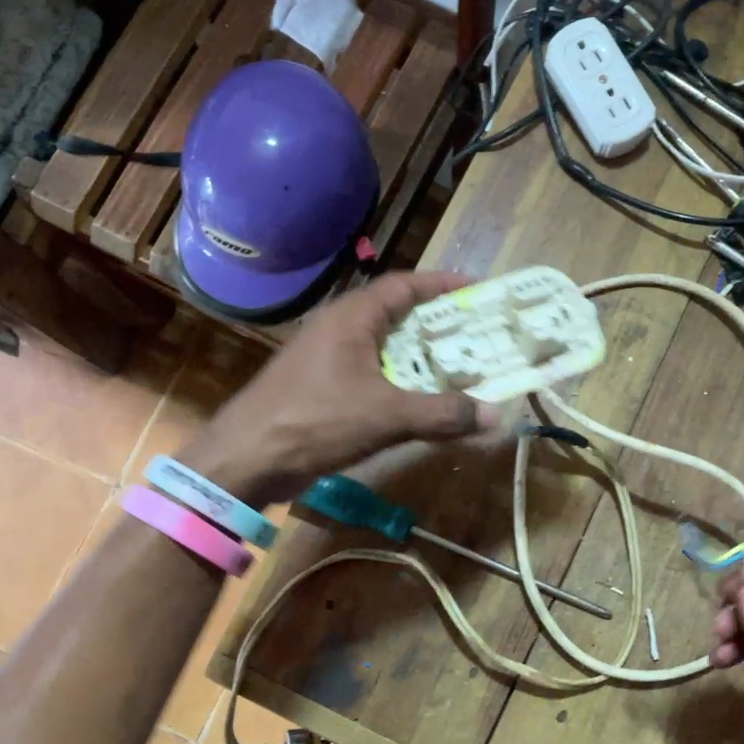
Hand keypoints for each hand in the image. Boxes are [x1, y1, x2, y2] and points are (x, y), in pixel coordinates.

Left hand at [179, 272, 498, 504]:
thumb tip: (495, 414)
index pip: (404, 285)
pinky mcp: (320, 388)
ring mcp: (326, 359)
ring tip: (459, 369)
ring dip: (419, 358)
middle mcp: (339, 329)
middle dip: (438, 325)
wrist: (247, 458)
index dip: (442, 284)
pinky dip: (399, 383)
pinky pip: (370, 375)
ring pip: (383, 348)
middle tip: (478, 336)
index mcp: (352, 318)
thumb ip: (442, 413)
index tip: (477, 288)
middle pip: (397, 315)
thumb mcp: (387, 416)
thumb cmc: (315, 421)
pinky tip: (420, 403)